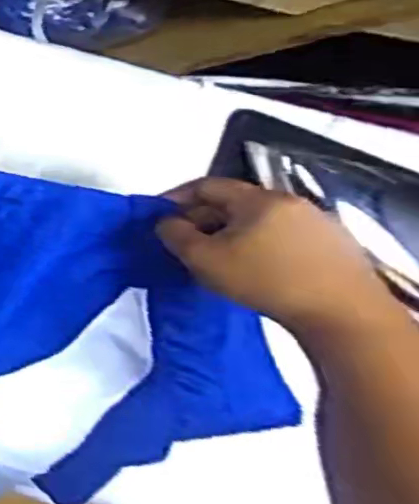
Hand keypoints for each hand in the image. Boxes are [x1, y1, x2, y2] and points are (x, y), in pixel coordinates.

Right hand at [157, 177, 393, 338]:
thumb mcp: (199, 256)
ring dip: (231, 233)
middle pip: (234, 202)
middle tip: (185, 241)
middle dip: (203, 218)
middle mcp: (295, 204)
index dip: (175, 198)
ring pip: (259, 220)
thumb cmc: (264, 280)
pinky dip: (260, 245)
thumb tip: (169, 223)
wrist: (346, 318)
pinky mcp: (338, 249)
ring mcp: (322, 226)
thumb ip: (172, 232)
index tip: (158, 217)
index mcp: (261, 200)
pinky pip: (284, 236)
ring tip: (217, 256)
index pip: (206, 185)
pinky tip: (253, 266)